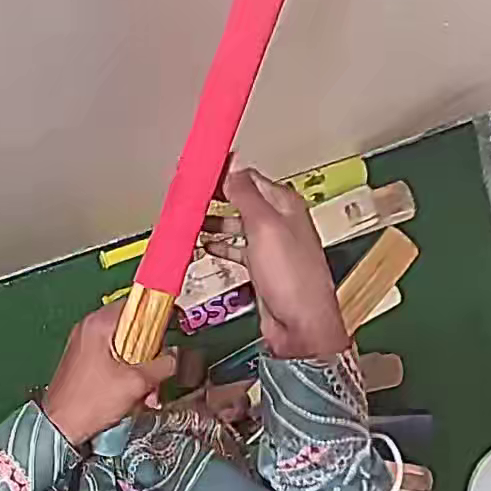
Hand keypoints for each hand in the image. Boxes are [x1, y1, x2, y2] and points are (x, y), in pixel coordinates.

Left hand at [40, 303, 178, 445]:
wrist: (59, 427)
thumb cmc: (87, 403)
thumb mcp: (136, 383)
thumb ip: (162, 365)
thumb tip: (174, 357)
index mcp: (100, 324)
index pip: (137, 303)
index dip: (159, 314)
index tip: (173, 324)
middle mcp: (90, 329)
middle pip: (134, 328)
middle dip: (151, 354)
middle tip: (157, 372)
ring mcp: (86, 345)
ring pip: (127, 348)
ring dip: (141, 370)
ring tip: (146, 393)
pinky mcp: (85, 361)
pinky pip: (115, 360)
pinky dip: (127, 375)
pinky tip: (134, 396)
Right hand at [208, 167, 349, 359]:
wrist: (299, 324)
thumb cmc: (291, 278)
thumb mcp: (264, 227)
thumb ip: (246, 195)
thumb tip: (233, 165)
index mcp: (284, 205)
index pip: (249, 178)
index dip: (224, 174)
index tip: (199, 173)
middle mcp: (279, 223)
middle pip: (242, 200)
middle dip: (216, 197)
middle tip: (190, 196)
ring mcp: (270, 246)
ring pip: (237, 225)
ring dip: (215, 222)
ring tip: (192, 221)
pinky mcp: (261, 268)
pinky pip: (237, 249)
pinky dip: (220, 245)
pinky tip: (206, 245)